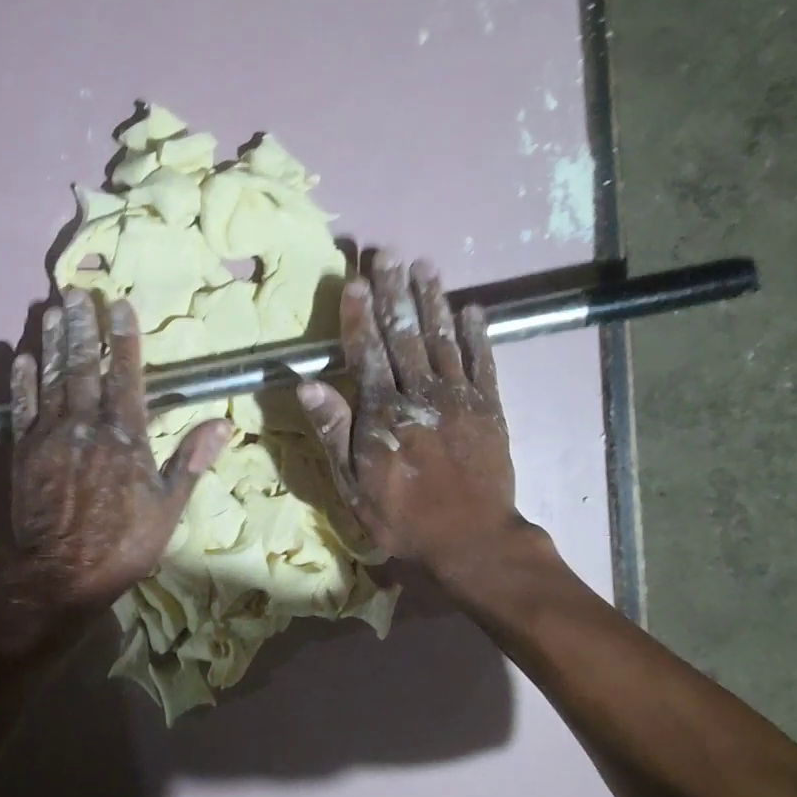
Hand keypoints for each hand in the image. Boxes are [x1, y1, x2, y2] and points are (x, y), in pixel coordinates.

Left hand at [7, 290, 230, 615]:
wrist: (63, 573)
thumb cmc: (124, 543)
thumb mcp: (170, 506)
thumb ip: (192, 459)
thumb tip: (225, 422)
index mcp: (126, 435)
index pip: (127, 374)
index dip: (124, 337)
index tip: (119, 304)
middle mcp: (88, 425)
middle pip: (85, 365)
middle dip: (83, 326)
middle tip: (77, 292)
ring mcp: (52, 436)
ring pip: (52, 378)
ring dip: (52, 343)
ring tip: (52, 310)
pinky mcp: (24, 452)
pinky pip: (21, 408)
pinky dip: (21, 381)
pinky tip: (21, 357)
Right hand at [295, 256, 520, 578]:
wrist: (472, 541)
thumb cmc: (401, 516)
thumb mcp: (351, 483)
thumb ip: (333, 430)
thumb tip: (306, 384)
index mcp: (382, 411)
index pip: (366, 351)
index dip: (358, 315)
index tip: (354, 280)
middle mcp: (420, 394)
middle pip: (404, 334)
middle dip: (393, 293)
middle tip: (387, 255)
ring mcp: (459, 398)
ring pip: (443, 339)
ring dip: (433, 301)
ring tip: (425, 267)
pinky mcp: (490, 409)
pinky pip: (483, 363)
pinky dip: (477, 334)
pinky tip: (472, 308)